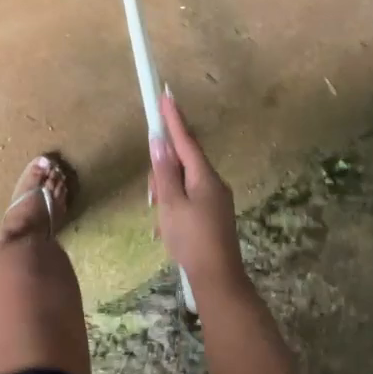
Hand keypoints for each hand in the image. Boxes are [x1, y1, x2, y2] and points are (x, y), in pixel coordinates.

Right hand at [149, 91, 245, 290]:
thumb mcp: (171, 205)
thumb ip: (164, 172)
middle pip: (182, 161)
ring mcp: (215, 198)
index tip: (165, 95)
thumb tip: (158, 141)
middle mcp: (213, 182)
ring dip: (167, 192)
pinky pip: (188, 196)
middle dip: (163, 171)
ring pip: (183, 180)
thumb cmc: (192, 239)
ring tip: (162, 220)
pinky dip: (174, 203)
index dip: (173, 118)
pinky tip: (168, 226)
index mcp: (204, 176)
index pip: (185, 140)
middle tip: (154, 197)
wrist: (218, 278)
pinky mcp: (213, 213)